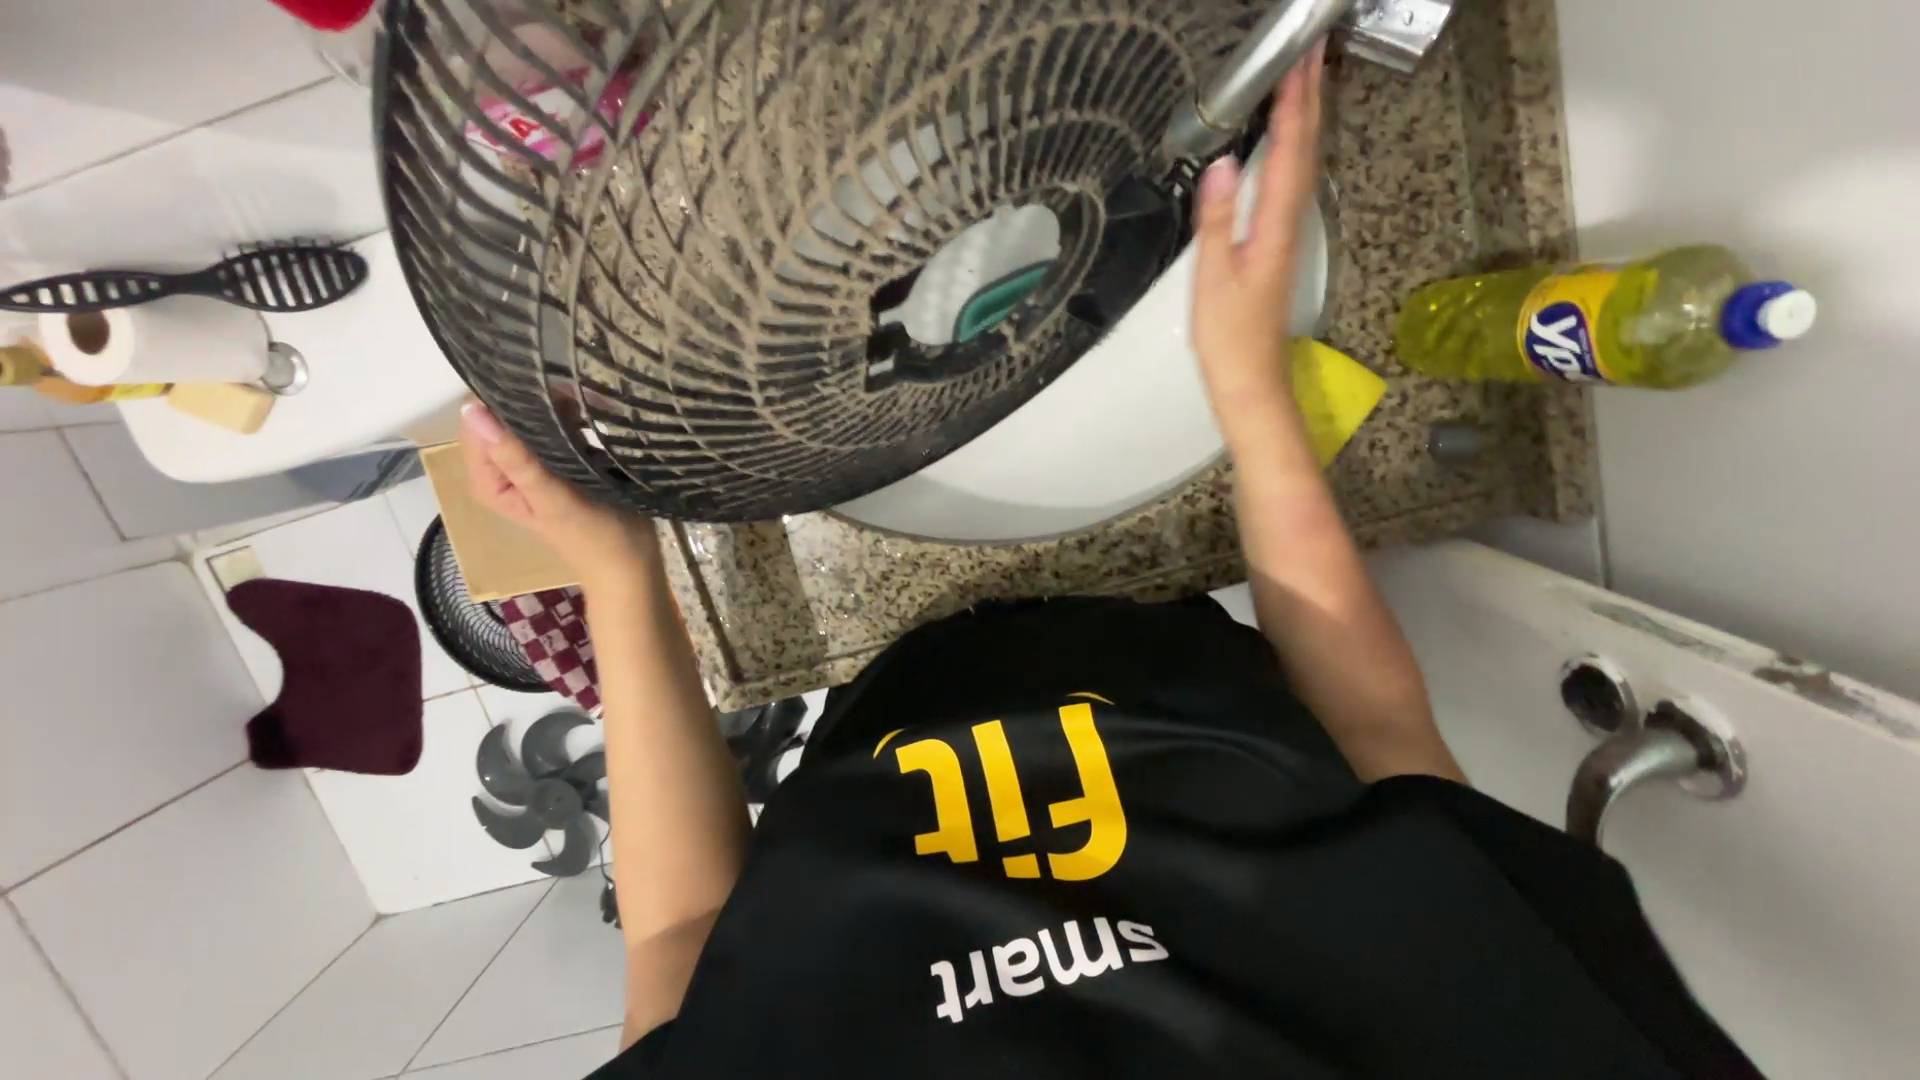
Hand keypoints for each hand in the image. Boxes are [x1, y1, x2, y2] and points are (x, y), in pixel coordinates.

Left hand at [459, 402, 659, 592]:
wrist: (633, 565)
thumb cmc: (593, 537)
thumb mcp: (552, 499)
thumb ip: (516, 460)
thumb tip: (473, 411)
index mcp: (492, 480)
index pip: (479, 426)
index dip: (500, 402)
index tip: (532, 382)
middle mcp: (509, 470)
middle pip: (507, 420)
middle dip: (531, 401)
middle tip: (566, 385)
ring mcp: (539, 466)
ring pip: (535, 422)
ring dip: (556, 407)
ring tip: (582, 393)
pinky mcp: (566, 463)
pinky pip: (559, 431)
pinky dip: (573, 418)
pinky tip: (592, 408)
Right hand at [1190, 41, 1325, 447]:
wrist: (1250, 379)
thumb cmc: (1228, 337)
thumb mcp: (1213, 279)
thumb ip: (1215, 222)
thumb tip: (1220, 165)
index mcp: (1274, 227)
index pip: (1288, 152)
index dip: (1295, 103)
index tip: (1300, 57)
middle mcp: (1290, 225)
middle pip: (1305, 151)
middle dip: (1308, 99)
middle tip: (1310, 52)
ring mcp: (1287, 236)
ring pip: (1303, 166)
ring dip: (1305, 122)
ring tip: (1303, 83)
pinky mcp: (1278, 248)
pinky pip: (1291, 186)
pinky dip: (1293, 154)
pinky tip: (1285, 148)